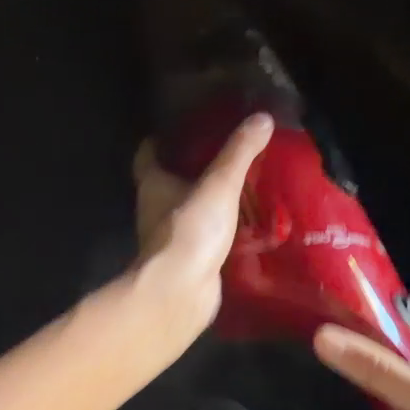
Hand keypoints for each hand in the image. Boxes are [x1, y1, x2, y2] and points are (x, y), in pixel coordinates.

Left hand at [122, 114, 273, 356]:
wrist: (180, 291)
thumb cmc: (190, 230)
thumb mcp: (218, 185)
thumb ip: (238, 153)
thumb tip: (261, 117)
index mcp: (152, 184)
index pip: (148, 155)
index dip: (159, 141)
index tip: (178, 128)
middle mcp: (154, 208)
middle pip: (168, 182)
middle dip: (190, 170)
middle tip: (223, 155)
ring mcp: (170, 237)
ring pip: (187, 211)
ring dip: (207, 201)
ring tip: (242, 187)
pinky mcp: (187, 261)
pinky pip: (204, 237)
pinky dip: (219, 229)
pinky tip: (246, 225)